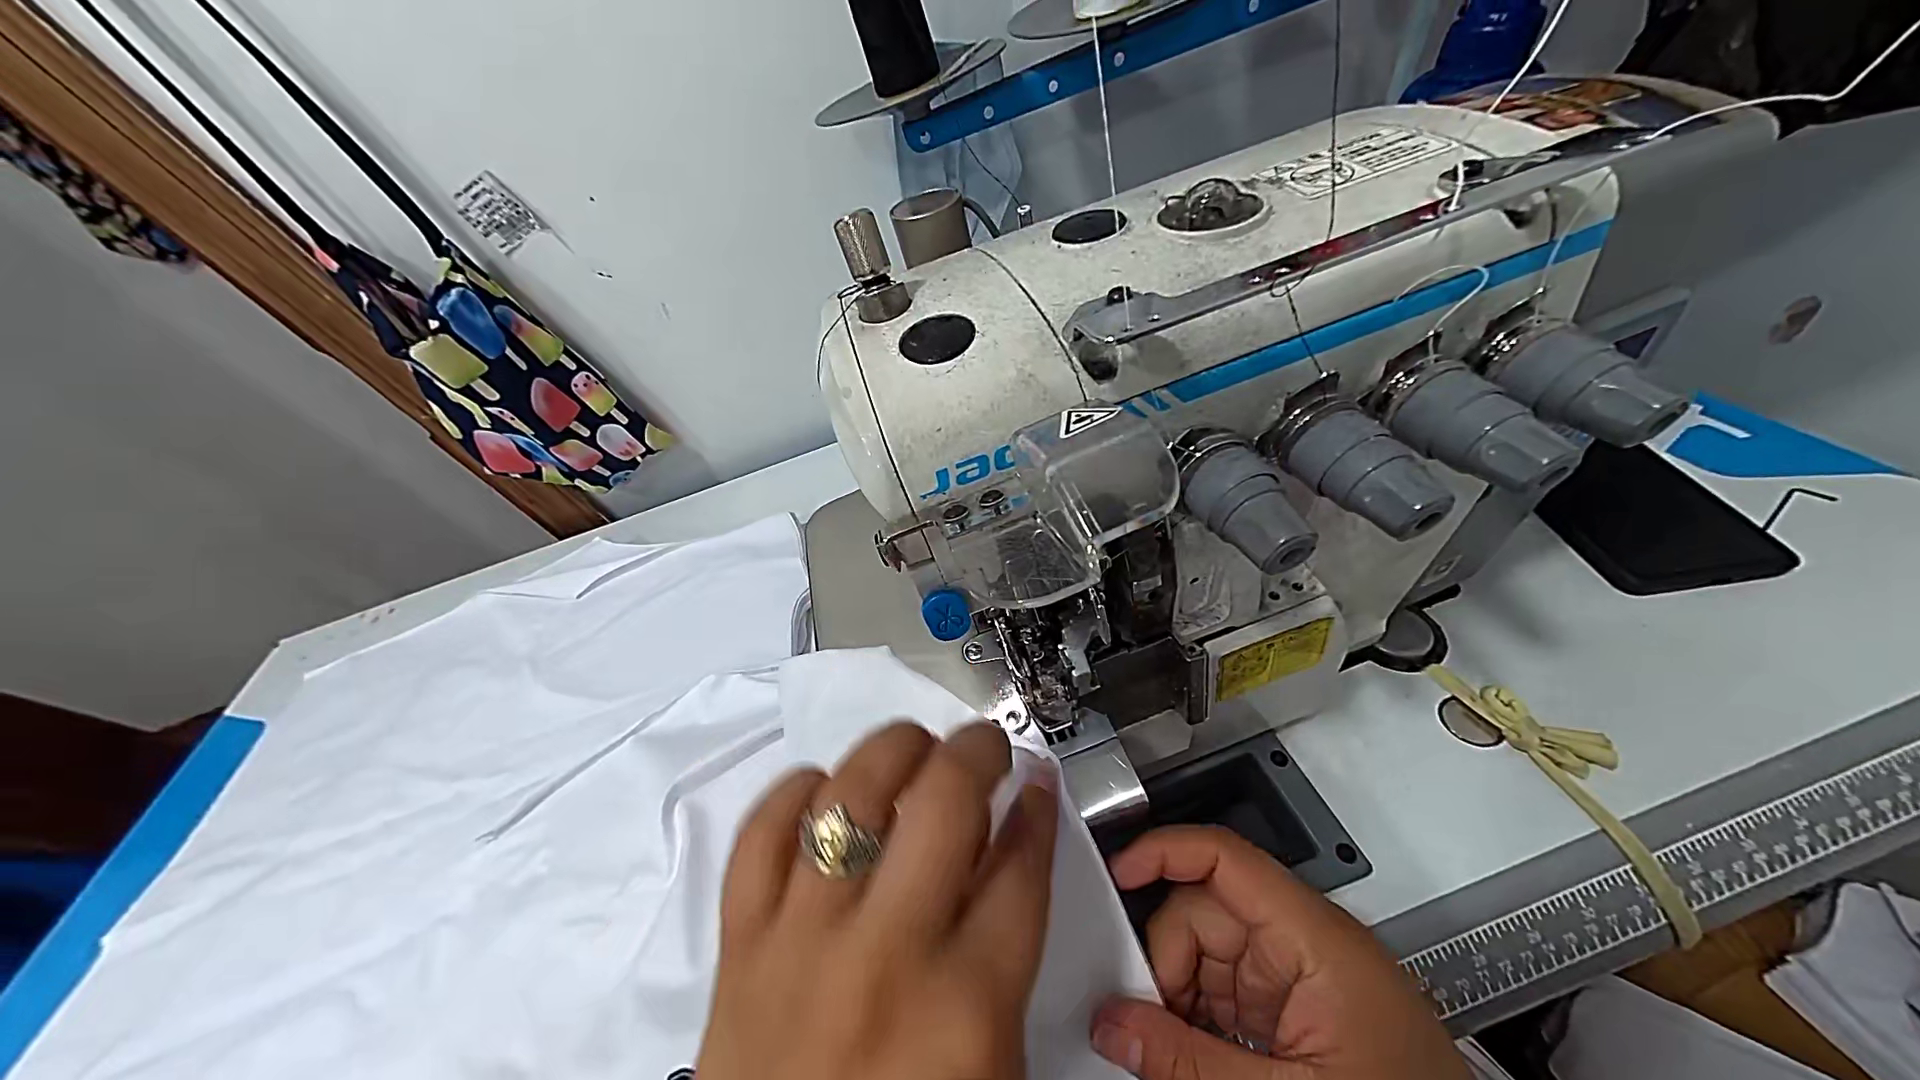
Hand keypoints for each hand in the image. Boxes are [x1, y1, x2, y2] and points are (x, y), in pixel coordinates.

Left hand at [697, 722, 1059, 1079]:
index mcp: (966, 1008)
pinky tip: (826, 788)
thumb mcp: (992, 1061)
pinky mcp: (739, 945)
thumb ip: (1008, 951)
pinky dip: (795, 793)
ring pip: (851, 795)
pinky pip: (761, 834)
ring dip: (893, 749)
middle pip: (944, 802)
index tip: (1037, 781)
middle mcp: (884, 957)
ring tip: (915, 748)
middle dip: (977, 753)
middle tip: (984, 749)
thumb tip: (1009, 849)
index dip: (1038, 810)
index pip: (1020, 869)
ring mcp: (802, 942)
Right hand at [1093, 826, 1466, 1079]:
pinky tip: (1201, 1061)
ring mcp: (1300, 981)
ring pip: (1205, 956)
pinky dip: (1198, 1022)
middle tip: (1147, 1022)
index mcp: (1319, 941)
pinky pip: (1222, 994)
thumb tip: (1114, 1023)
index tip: (1117, 873)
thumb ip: (1187, 1061)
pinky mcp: (1295, 1014)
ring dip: (1178, 999)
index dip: (1164, 852)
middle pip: (1203, 912)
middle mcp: (1307, 946)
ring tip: (1178, 1055)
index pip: (1227, 858)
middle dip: (1165, 963)